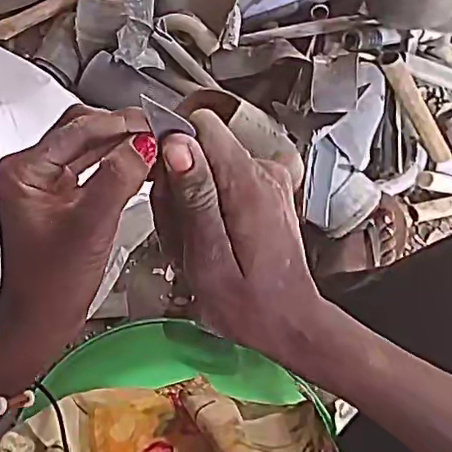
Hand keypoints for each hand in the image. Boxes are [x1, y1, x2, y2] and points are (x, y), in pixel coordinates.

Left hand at [0, 106, 154, 378]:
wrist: (39, 325)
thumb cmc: (48, 289)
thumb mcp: (90, 228)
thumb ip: (118, 179)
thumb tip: (144, 144)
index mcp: (22, 172)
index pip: (76, 129)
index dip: (120, 124)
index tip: (154, 125)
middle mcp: (28, 172)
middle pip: (81, 131)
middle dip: (122, 130)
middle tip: (160, 132)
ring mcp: (43, 184)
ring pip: (88, 148)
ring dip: (122, 146)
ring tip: (156, 146)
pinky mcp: (58, 198)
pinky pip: (91, 168)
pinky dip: (117, 165)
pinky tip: (141, 166)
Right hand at [152, 109, 329, 367]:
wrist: (289, 325)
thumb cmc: (249, 305)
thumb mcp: (208, 257)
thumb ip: (193, 197)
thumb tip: (177, 144)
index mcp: (248, 184)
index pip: (199, 125)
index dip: (170, 148)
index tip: (163, 184)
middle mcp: (264, 172)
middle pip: (199, 146)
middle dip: (175, 182)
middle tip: (179, 228)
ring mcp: (267, 179)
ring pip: (204, 163)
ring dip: (187, 197)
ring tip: (194, 238)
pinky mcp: (264, 189)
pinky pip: (219, 177)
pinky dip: (204, 201)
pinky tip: (207, 233)